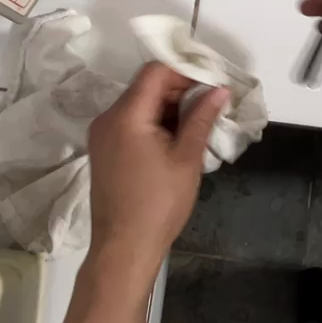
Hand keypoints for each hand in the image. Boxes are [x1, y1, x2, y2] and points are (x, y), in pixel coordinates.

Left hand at [86, 63, 228, 275]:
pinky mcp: (104, 150)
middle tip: (210, 106)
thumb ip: (201, 118)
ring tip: (197, 125)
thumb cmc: (158, 204)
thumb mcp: (187, 158)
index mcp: (126, 115)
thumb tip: (220, 89)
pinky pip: (131, 122)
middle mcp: (108, 118)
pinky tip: (176, 140)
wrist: (123, 250)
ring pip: (140, 104)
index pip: (156, 72)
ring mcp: (102, 135)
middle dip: (180, 91)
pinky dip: (154, 123)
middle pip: (146, 86)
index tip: (211, 85)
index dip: (185, 72)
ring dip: (168, 108)